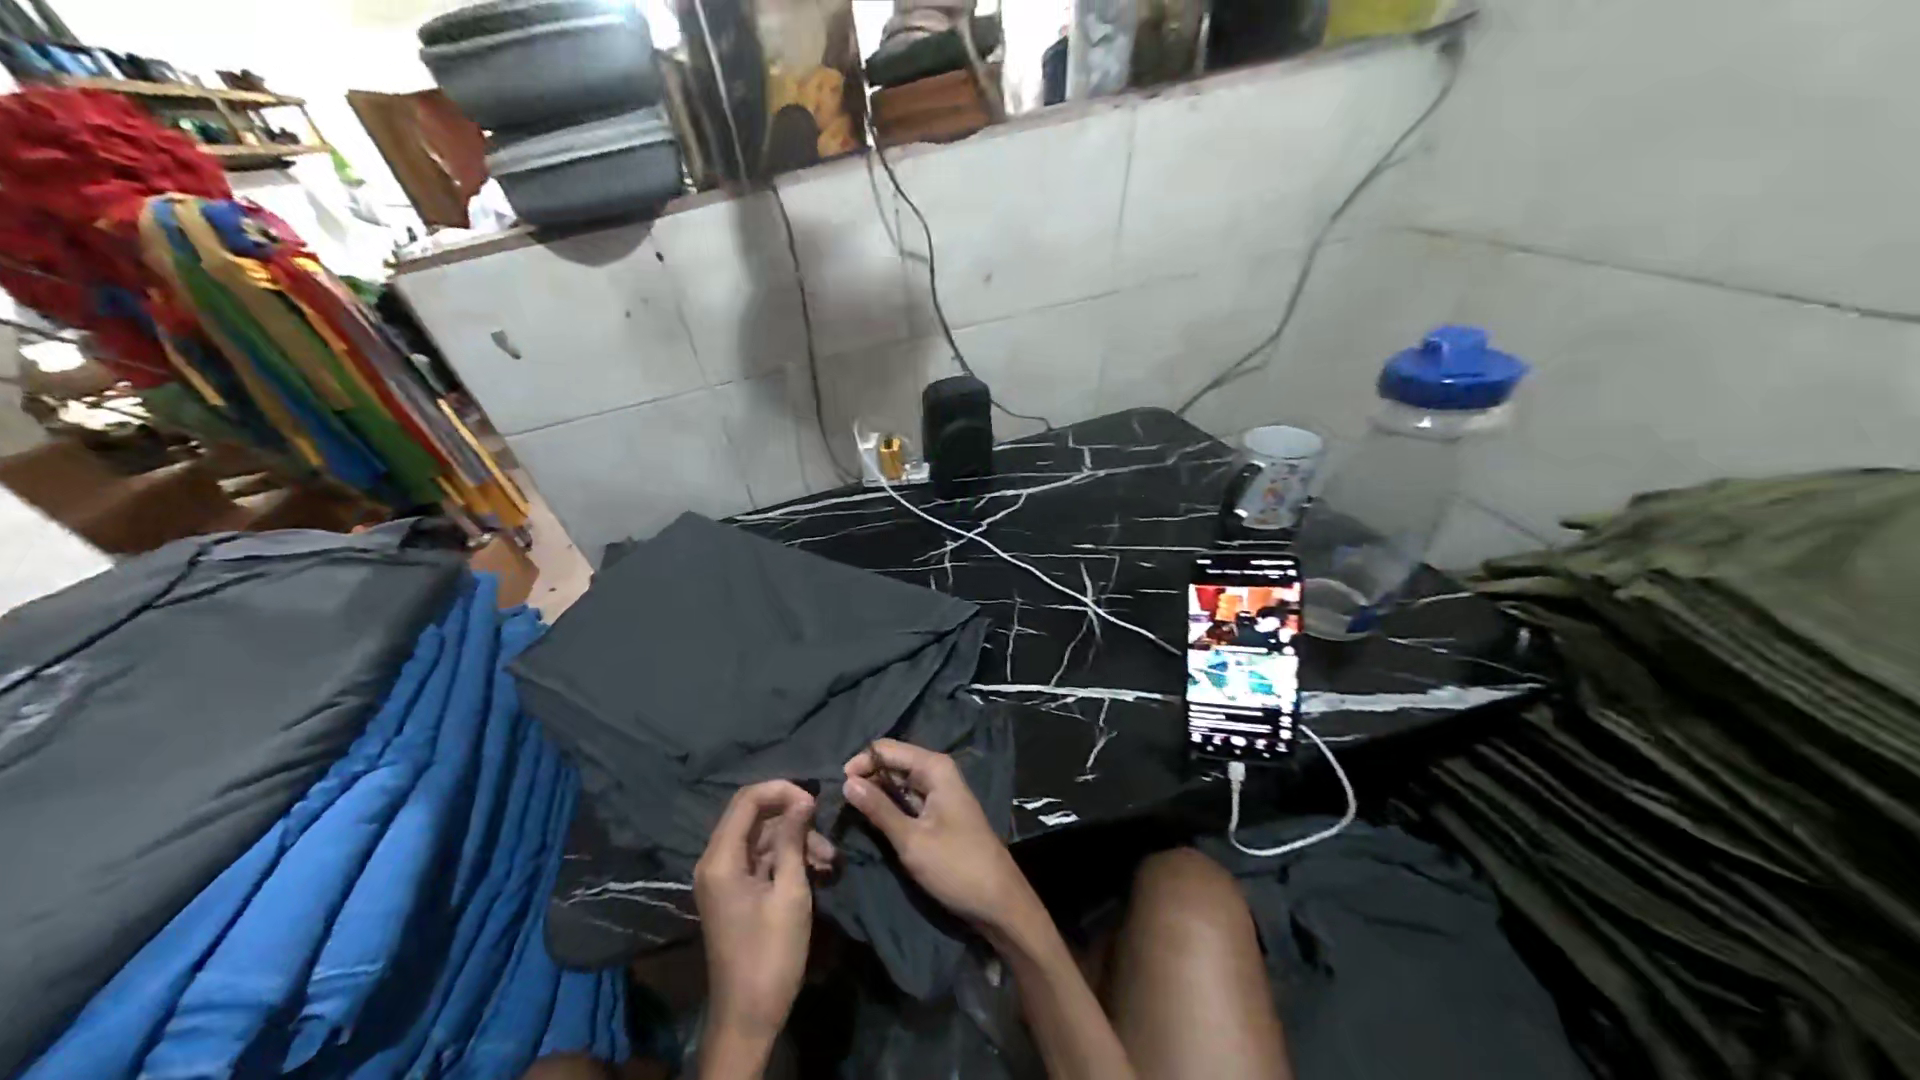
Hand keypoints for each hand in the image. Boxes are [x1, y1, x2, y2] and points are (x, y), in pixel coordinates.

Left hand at [693, 781, 828, 1049]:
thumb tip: (804, 800)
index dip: (782, 790)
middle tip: (826, 835)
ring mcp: (724, 877)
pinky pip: (761, 859)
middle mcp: (715, 861)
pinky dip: (788, 858)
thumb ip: (793, 841)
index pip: (747, 799)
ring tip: (830, 861)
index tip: (815, 802)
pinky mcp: (735, 891)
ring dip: (796, 841)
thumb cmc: (771, 953)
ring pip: (762, 837)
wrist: (748, 1015)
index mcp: (721, 859)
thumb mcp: (790, 892)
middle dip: (793, 818)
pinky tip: (818, 870)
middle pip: (754, 816)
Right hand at [842, 740, 1035, 932]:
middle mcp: (937, 772)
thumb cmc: (956, 867)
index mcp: (934, 768)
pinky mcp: (938, 813)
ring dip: (874, 792)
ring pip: (898, 782)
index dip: (860, 763)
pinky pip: (907, 799)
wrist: (998, 902)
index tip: (837, 788)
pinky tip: (869, 819)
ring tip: (846, 809)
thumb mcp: (911, 840)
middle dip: (865, 776)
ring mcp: (939, 793)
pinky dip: (888, 805)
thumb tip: (847, 782)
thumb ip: (878, 809)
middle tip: (837, 801)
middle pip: (892, 762)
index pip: (886, 749)